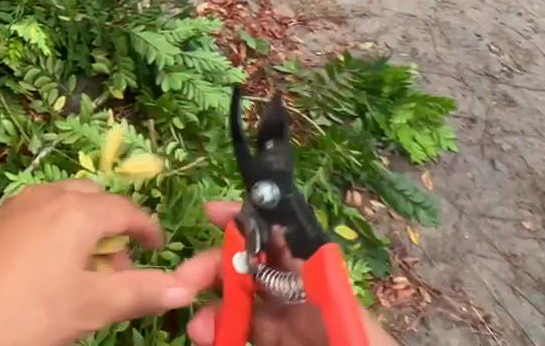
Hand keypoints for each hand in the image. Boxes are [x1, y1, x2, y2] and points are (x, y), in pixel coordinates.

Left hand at [0, 180, 213, 345]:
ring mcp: (20, 203)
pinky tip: (53, 267)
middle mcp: (49, 194)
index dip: (147, 228)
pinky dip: (58, 228)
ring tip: (88, 271)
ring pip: (65, 202)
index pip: (125, 209)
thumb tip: (182, 287)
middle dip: (113, 225)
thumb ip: (138, 292)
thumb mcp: (91, 306)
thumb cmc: (30, 313)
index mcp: (77, 210)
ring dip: (85, 226)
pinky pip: (40, 210)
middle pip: (94, 198)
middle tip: (122, 264)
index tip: (159, 248)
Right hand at [184, 201, 394, 345]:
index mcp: (315, 279)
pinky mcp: (274, 345)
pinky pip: (241, 334)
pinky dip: (219, 333)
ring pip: (236, 304)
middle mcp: (296, 296)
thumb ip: (312, 276)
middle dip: (211, 267)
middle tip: (184, 282)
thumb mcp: (348, 323)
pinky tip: (206, 340)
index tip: (209, 212)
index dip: (242, 221)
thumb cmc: (360, 343)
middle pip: (245, 268)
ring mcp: (284, 326)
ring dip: (210, 308)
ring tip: (197, 330)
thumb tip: (275, 241)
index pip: (276, 237)